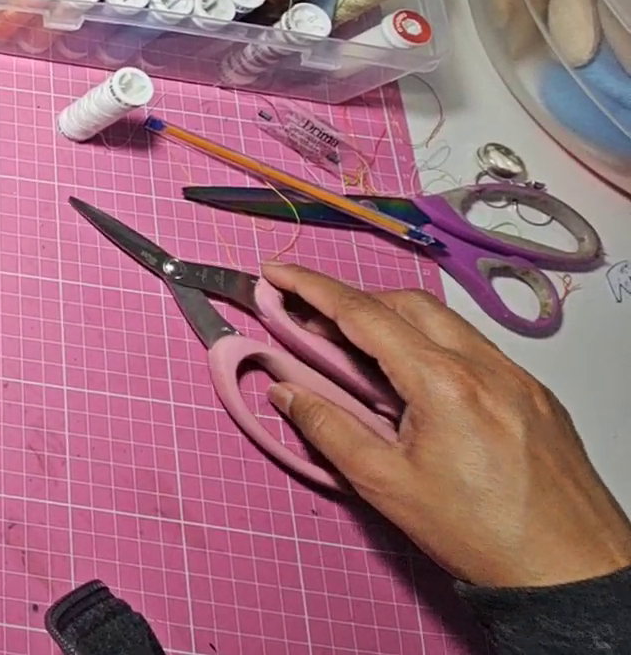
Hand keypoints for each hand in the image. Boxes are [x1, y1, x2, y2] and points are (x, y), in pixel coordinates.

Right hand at [264, 263, 630, 589]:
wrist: (579, 582)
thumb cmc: (481, 535)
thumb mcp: (381, 481)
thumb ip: (325, 426)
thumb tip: (285, 391)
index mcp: (445, 385)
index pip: (363, 314)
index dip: (311, 287)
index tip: (277, 272)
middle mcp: (488, 372)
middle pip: (407, 303)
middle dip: (351, 299)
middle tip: (309, 318)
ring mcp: (520, 384)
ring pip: (443, 322)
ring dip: (390, 319)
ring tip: (354, 348)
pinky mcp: (538, 402)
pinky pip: (473, 350)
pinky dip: (427, 344)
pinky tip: (407, 377)